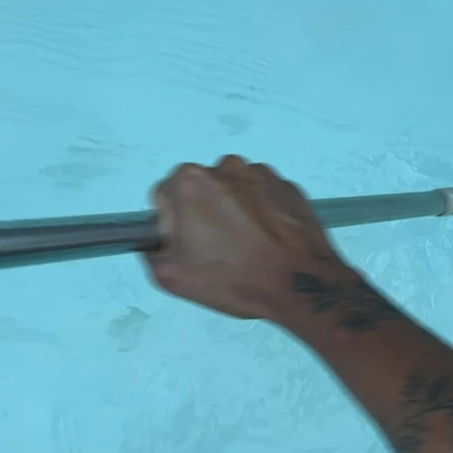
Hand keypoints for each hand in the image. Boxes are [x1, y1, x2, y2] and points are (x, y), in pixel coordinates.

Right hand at [144, 155, 356, 326]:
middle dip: (206, 216)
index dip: (174, 228)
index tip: (194, 249)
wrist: (302, 285)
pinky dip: (265, 214)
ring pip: (236, 192)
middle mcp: (227, 167)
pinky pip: (267, 199)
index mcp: (190, 180)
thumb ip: (151, 251)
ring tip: (251, 247)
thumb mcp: (172, 276)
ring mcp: (265, 175)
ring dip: (237, 213)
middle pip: (203, 191)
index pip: (166, 199)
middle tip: (223, 251)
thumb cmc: (236, 279)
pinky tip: (272, 241)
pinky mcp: (292, 188)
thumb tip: (156, 241)